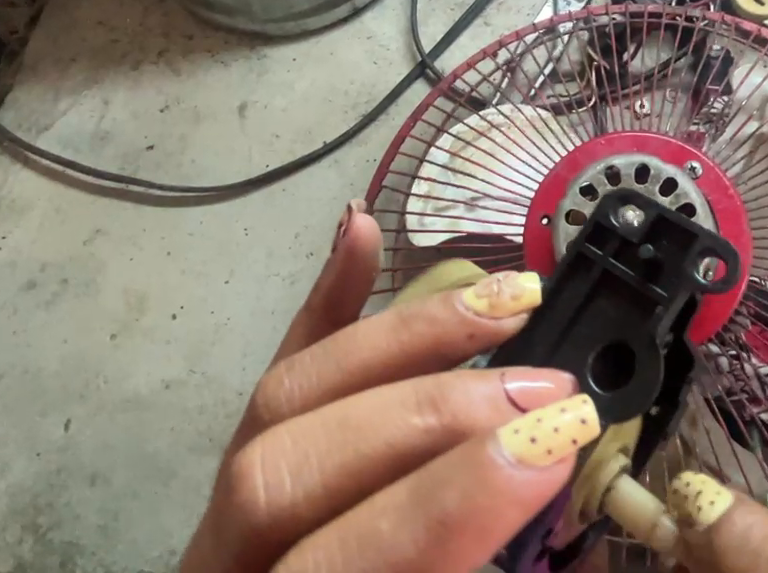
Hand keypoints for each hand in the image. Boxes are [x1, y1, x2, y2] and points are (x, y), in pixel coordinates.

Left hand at [180, 199, 601, 572]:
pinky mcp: (239, 457)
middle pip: (294, 469)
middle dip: (432, 414)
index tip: (549, 445)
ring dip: (404, 338)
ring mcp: (217, 507)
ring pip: (284, 397)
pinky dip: (326, 297)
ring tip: (504, 301)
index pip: (339, 562)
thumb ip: (469, 568)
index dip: (447, 502)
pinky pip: (277, 369)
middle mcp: (223, 563)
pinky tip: (361, 228)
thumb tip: (550, 485)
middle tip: (546, 387)